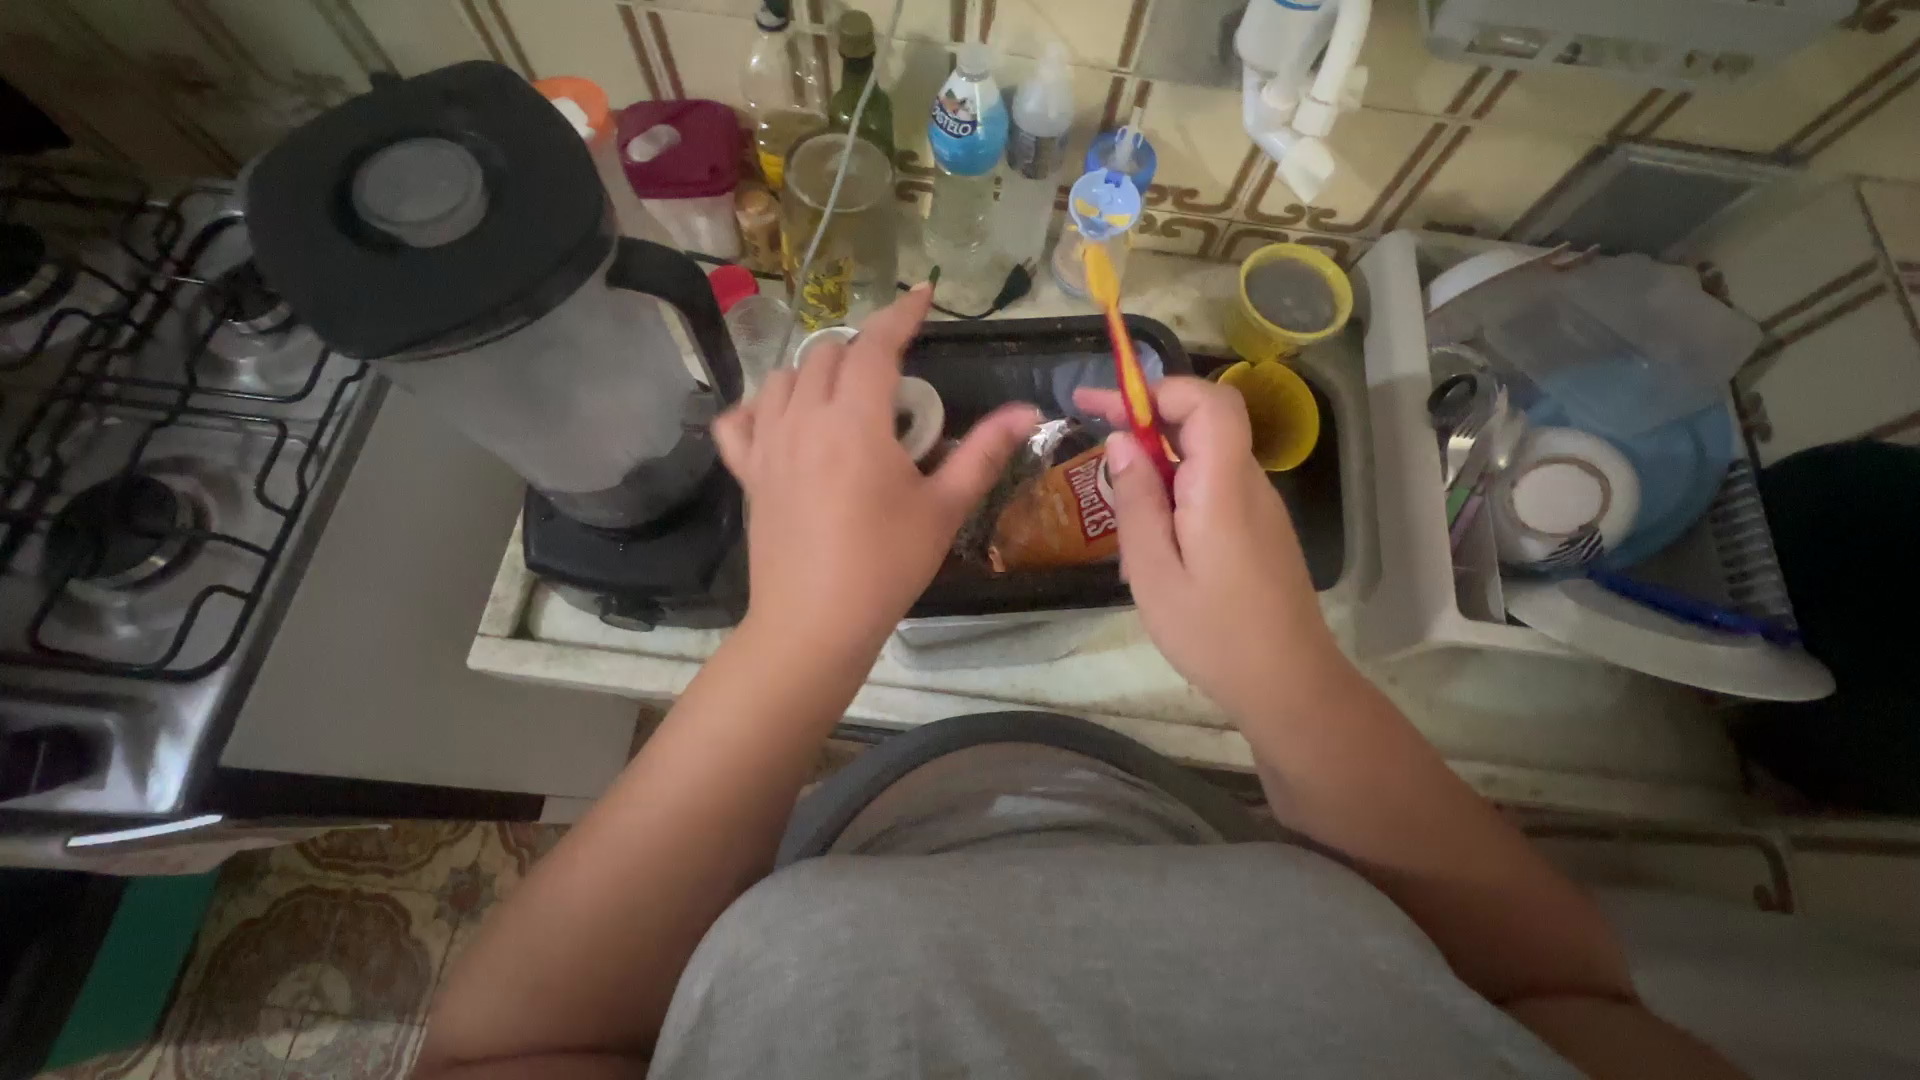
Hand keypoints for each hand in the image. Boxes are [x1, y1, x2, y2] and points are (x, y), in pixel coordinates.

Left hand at [714, 285, 1038, 655]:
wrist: (815, 621)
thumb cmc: (886, 565)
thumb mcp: (943, 508)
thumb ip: (984, 452)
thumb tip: (1027, 411)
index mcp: (855, 421)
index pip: (875, 344)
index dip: (901, 314)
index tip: (922, 295)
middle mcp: (804, 418)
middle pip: (826, 353)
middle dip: (862, 348)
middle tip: (893, 378)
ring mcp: (768, 444)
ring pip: (784, 377)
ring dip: (816, 371)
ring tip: (845, 396)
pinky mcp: (747, 473)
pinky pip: (740, 420)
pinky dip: (760, 408)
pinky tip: (780, 421)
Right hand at [1073, 377, 1337, 713]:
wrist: (1289, 685)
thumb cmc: (1214, 634)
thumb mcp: (1154, 573)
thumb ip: (1136, 502)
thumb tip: (1122, 442)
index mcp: (1224, 487)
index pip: (1207, 401)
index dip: (1157, 389)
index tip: (1106, 404)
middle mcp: (1249, 485)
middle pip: (1204, 424)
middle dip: (1146, 419)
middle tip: (1093, 432)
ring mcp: (1260, 509)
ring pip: (1205, 460)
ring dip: (1158, 464)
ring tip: (1119, 511)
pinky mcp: (1260, 532)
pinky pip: (1214, 491)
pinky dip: (1177, 494)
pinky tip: (1154, 544)